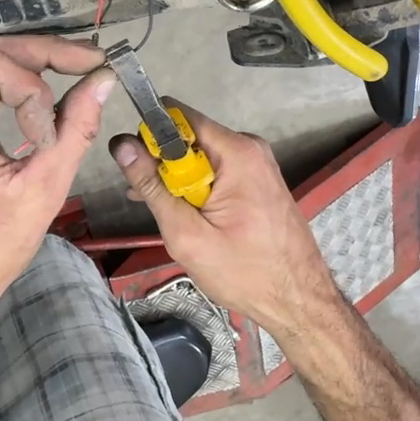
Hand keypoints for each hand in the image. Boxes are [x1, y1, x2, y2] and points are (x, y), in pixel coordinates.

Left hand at [0, 36, 114, 314]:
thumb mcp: (43, 190)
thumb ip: (74, 129)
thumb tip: (103, 78)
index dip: (36, 88)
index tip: (53, 132)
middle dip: (40, 55)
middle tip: (88, 61)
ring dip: (27, 63)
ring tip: (72, 69)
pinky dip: (7, 78)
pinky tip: (39, 88)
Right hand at [110, 103, 341, 332]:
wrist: (298, 303)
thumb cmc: (243, 272)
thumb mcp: (186, 233)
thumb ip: (152, 186)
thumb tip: (121, 145)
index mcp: (236, 152)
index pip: (179, 117)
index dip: (150, 135)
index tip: (132, 164)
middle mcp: (249, 148)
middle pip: (188, 137)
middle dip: (161, 163)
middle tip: (145, 198)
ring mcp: (256, 164)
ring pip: (199, 156)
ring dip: (176, 179)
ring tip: (162, 212)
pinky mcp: (257, 181)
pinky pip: (215, 171)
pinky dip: (195, 187)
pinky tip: (183, 214)